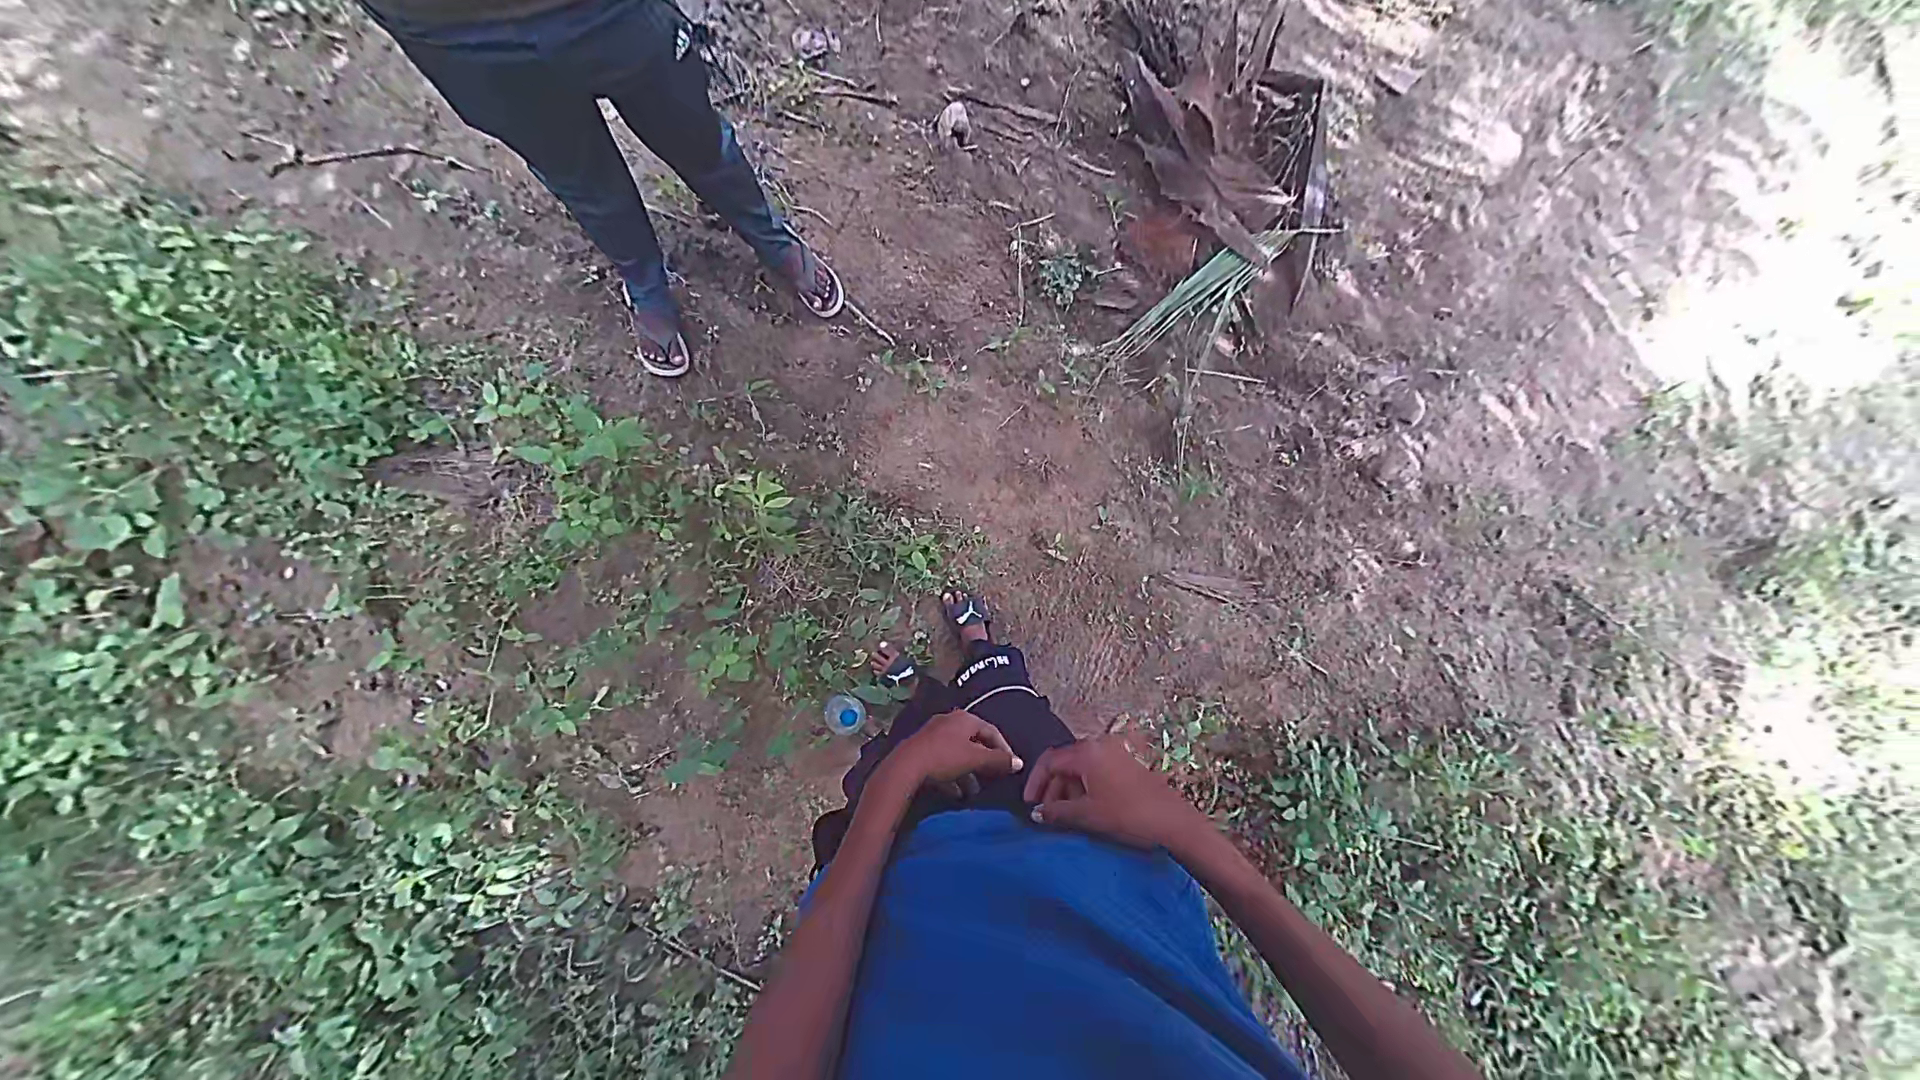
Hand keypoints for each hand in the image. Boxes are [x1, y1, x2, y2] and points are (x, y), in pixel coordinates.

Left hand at [872, 710, 1022, 798]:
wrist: (907, 766)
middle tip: (994, 777)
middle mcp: (949, 721)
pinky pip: (944, 760)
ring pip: (958, 752)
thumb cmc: (945, 757)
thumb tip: (1019, 763)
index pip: (991, 731)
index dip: (1004, 749)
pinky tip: (956, 793)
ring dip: (968, 771)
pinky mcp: (922, 749)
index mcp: (964, 719)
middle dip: (985, 762)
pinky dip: (953, 775)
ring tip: (974, 790)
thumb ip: (998, 760)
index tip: (1011, 766)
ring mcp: (934, 734)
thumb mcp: (976, 759)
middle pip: (974, 741)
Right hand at [1022, 737, 1212, 851]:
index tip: (1030, 803)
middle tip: (1047, 813)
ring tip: (1067, 814)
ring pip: (1081, 767)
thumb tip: (1037, 813)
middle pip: (1065, 762)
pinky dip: (1086, 786)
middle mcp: (1100, 745)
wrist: (1174, 822)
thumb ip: (1057, 811)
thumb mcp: (1087, 815)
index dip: (1035, 782)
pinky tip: (1088, 808)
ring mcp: (1115, 752)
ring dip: (1069, 788)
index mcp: (1087, 752)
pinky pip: (1097, 769)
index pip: (1049, 760)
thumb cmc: (1128, 815)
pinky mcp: (1127, 763)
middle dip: (1053, 787)